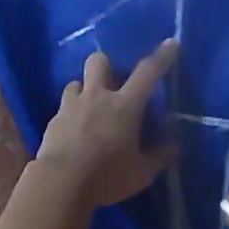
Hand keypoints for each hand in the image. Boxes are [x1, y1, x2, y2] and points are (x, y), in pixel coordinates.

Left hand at [36, 40, 178, 206]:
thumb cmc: (108, 176)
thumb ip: (160, 156)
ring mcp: (71, 106)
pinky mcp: (53, 121)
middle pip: (100, 61)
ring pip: (77, 82)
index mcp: (125, 106)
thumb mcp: (142, 172)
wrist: (61, 184)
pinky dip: (72, 115)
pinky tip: (76, 133)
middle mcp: (97, 97)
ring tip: (91, 111)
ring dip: (86, 90)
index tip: (171, 44)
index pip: (147, 73)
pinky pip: (64, 108)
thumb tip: (174, 144)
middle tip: (115, 85)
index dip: (161, 58)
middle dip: (108, 67)